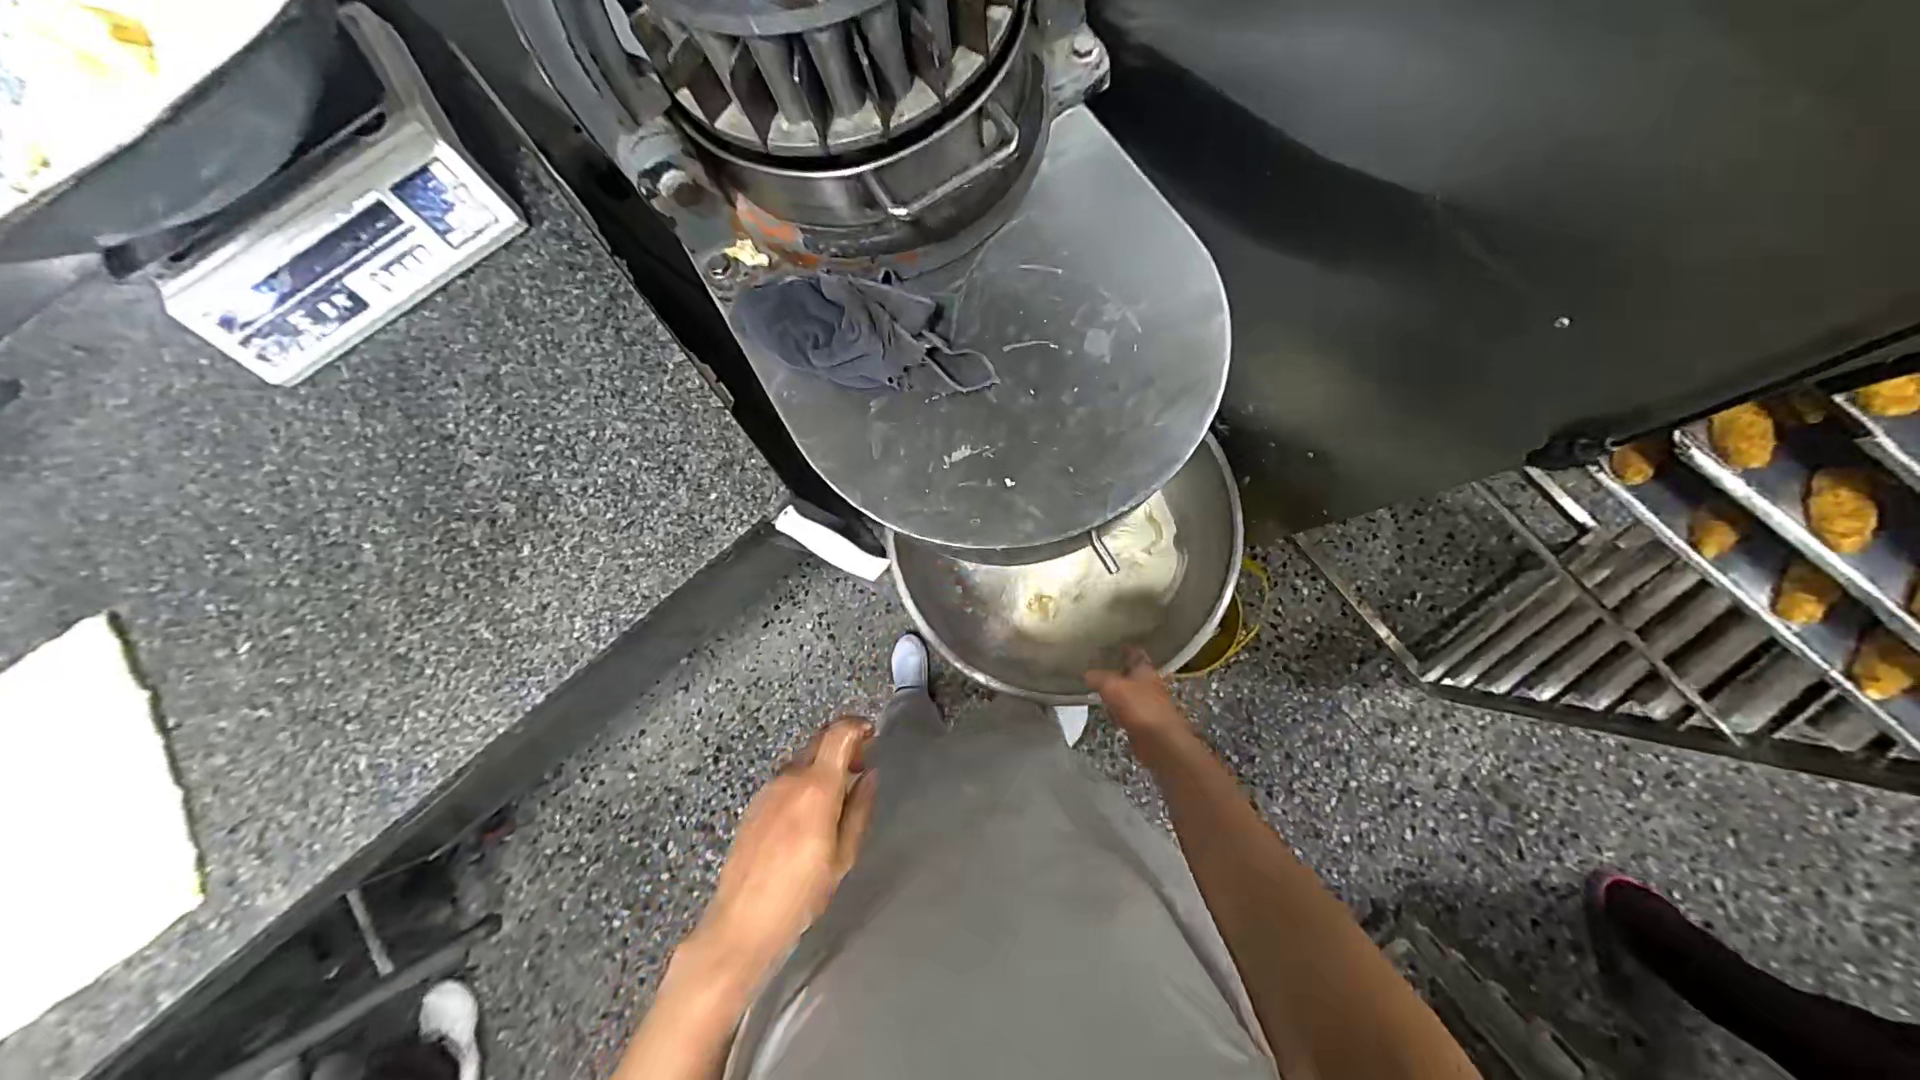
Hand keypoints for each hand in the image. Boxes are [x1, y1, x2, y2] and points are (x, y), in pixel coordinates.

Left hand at [686, 716, 878, 981]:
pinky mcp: (754, 804)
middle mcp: (790, 778)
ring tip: (839, 793)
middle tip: (862, 765)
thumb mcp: (844, 856)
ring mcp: (768, 789)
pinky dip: (805, 781)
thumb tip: (869, 776)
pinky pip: (787, 779)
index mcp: (816, 787)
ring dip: (824, 764)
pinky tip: (811, 811)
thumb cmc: (801, 894)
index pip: (838, 733)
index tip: (872, 734)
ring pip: (802, 759)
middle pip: (819, 740)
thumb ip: (860, 809)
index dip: (858, 726)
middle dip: (844, 744)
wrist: (742, 922)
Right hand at [1086, 646, 1192, 742]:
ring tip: (1091, 684)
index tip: (1102, 644)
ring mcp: (1145, 702)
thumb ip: (1098, 678)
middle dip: (1112, 668)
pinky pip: (1124, 709)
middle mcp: (1147, 682)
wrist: (1161, 742)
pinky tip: (1103, 707)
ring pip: (1125, 690)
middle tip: (1091, 664)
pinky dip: (1114, 707)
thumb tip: (1086, 674)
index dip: (1120, 647)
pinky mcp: (1142, 720)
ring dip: (1112, 689)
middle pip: (1128, 671)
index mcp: (1144, 669)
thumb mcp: (1113, 687)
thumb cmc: (1140, 708)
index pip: (1133, 651)